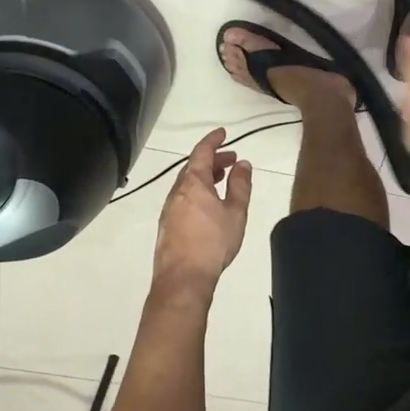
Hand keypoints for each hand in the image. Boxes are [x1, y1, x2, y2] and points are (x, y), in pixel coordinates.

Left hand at [152, 128, 253, 296]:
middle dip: (212, 161)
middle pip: (193, 168)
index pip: (202, 152)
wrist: (183, 277)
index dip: (213, 140)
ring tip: (222, 182)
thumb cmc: (213, 242)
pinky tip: (208, 206)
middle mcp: (177, 192)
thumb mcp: (235, 212)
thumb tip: (243, 163)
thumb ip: (240, 185)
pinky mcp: (166, 226)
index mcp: (193, 183)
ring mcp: (169, 209)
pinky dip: (197, 193)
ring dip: (204, 178)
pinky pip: (183, 199)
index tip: (224, 133)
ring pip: (187, 184)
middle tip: (231, 161)